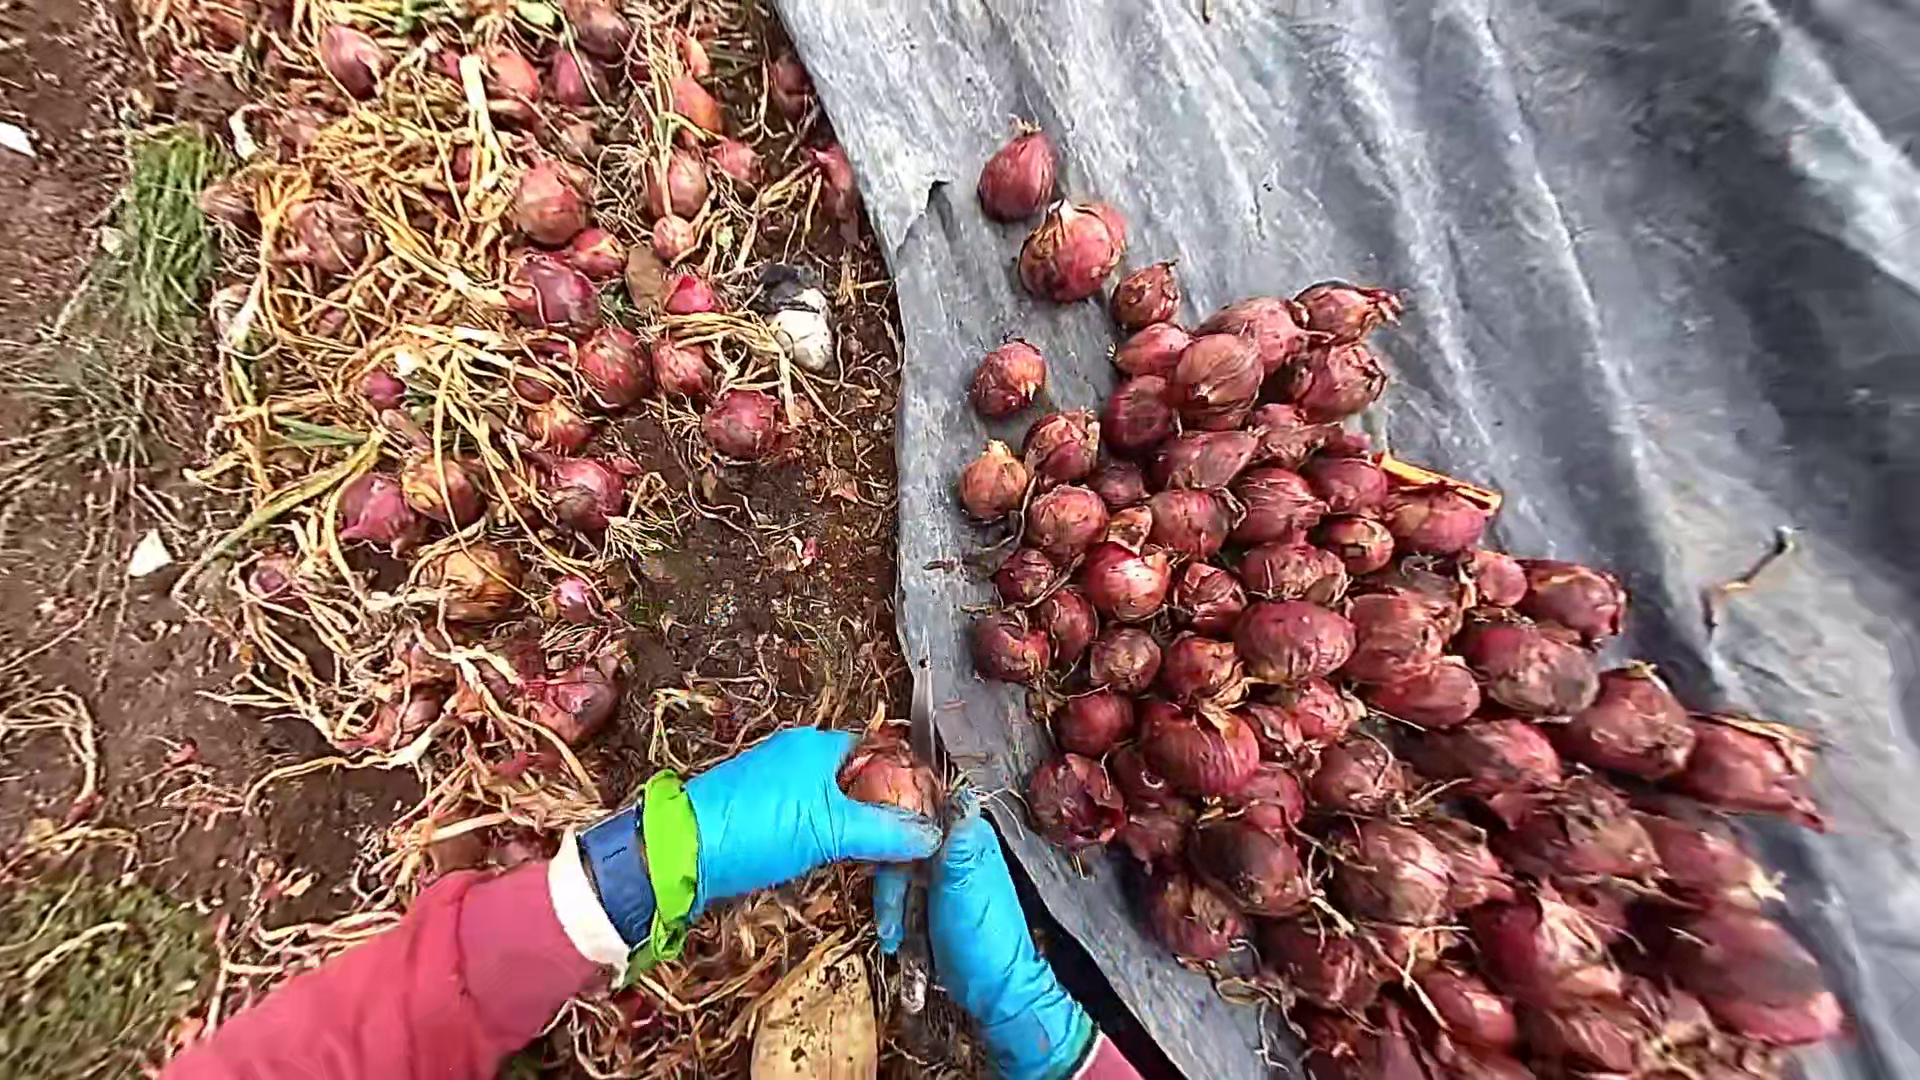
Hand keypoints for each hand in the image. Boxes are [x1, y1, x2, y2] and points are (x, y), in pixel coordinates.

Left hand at [685, 728, 941, 910]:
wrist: (681, 850)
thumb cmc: (760, 826)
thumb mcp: (831, 831)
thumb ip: (883, 832)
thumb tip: (928, 836)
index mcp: (818, 743)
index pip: (874, 750)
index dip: (896, 779)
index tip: (912, 809)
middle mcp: (797, 749)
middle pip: (850, 772)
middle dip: (868, 803)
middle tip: (886, 835)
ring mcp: (772, 771)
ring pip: (824, 791)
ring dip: (841, 816)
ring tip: (854, 846)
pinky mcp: (754, 797)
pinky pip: (799, 804)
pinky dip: (814, 822)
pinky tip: (815, 848)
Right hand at [909, 792, 1093, 1079]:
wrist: (997, 993)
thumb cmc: (982, 938)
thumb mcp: (962, 882)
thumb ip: (955, 836)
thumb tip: (956, 790)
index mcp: (968, 834)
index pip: (920, 812)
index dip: (895, 833)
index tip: (879, 856)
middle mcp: (957, 848)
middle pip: (904, 848)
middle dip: (892, 888)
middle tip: (891, 921)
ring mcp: (947, 875)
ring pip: (902, 876)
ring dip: (895, 910)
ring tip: (897, 939)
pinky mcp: (939, 900)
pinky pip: (908, 899)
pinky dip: (902, 922)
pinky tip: (902, 943)